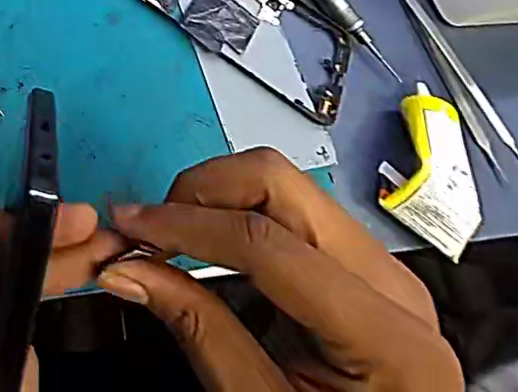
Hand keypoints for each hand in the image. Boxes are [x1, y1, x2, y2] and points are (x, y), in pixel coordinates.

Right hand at [95, 148, 460, 390]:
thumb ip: (198, 331)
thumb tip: (127, 270)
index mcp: (386, 337)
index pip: (266, 241)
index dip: (187, 225)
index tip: (131, 227)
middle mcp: (390, 282)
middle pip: (277, 181)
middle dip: (200, 191)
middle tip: (152, 227)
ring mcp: (378, 264)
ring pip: (280, 180)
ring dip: (213, 196)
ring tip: (172, 234)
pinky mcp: (358, 260)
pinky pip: (287, 204)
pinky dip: (234, 210)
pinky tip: (207, 241)